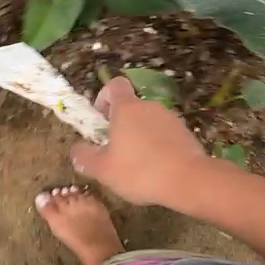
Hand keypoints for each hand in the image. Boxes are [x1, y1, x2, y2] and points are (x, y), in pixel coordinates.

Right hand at [70, 76, 214, 206]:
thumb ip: (86, 157)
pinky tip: (157, 168)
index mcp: (127, 108)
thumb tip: (77, 150)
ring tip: (138, 164)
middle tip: (116, 150)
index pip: (114, 85)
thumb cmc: (140, 170)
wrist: (188, 179)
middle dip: (121, 124)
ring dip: (140, 135)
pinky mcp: (184, 131)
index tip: (101, 119)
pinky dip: (158, 145)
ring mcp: (169, 117)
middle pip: (131, 106)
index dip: (104, 96)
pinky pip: (165, 133)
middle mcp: (148, 105)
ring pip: (148, 120)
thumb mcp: (104, 169)